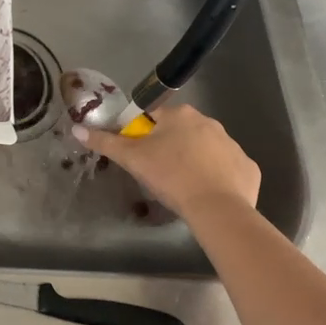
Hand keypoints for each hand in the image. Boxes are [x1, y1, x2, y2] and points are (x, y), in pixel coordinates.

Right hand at [73, 102, 259, 222]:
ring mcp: (233, 145)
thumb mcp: (132, 159)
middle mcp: (208, 122)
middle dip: (172, 146)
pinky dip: (220, 178)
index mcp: (179, 115)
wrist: (217, 209)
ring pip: (207, 149)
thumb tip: (77, 128)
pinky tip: (210, 194)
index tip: (142, 154)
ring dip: (196, 160)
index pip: (155, 116)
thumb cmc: (170, 175)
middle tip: (161, 171)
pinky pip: (229, 168)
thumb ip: (105, 141)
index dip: (145, 134)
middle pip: (182, 131)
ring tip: (185, 186)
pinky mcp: (249, 168)